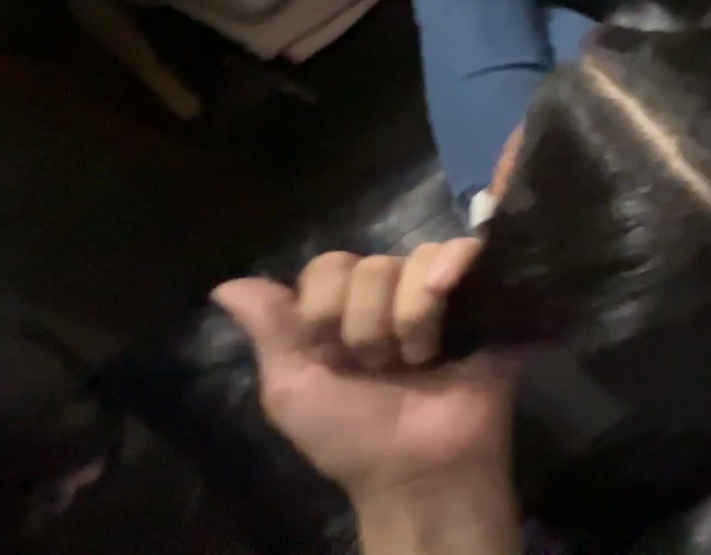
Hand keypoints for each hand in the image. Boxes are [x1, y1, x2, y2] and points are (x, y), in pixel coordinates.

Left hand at [211, 239, 514, 502]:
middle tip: (385, 366)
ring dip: (411, 315)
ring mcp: (442, 289)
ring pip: (418, 258)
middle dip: (371, 324)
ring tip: (424, 356)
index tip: (335, 355)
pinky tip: (448, 294)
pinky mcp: (486, 286)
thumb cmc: (354, 436)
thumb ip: (272, 333)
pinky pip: (464, 248)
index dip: (327, 307)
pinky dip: (450, 267)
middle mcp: (393, 292)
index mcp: (345, 311)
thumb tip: (225, 286)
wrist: (424, 461)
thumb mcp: (295, 391)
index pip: (329, 266)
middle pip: (374, 265)